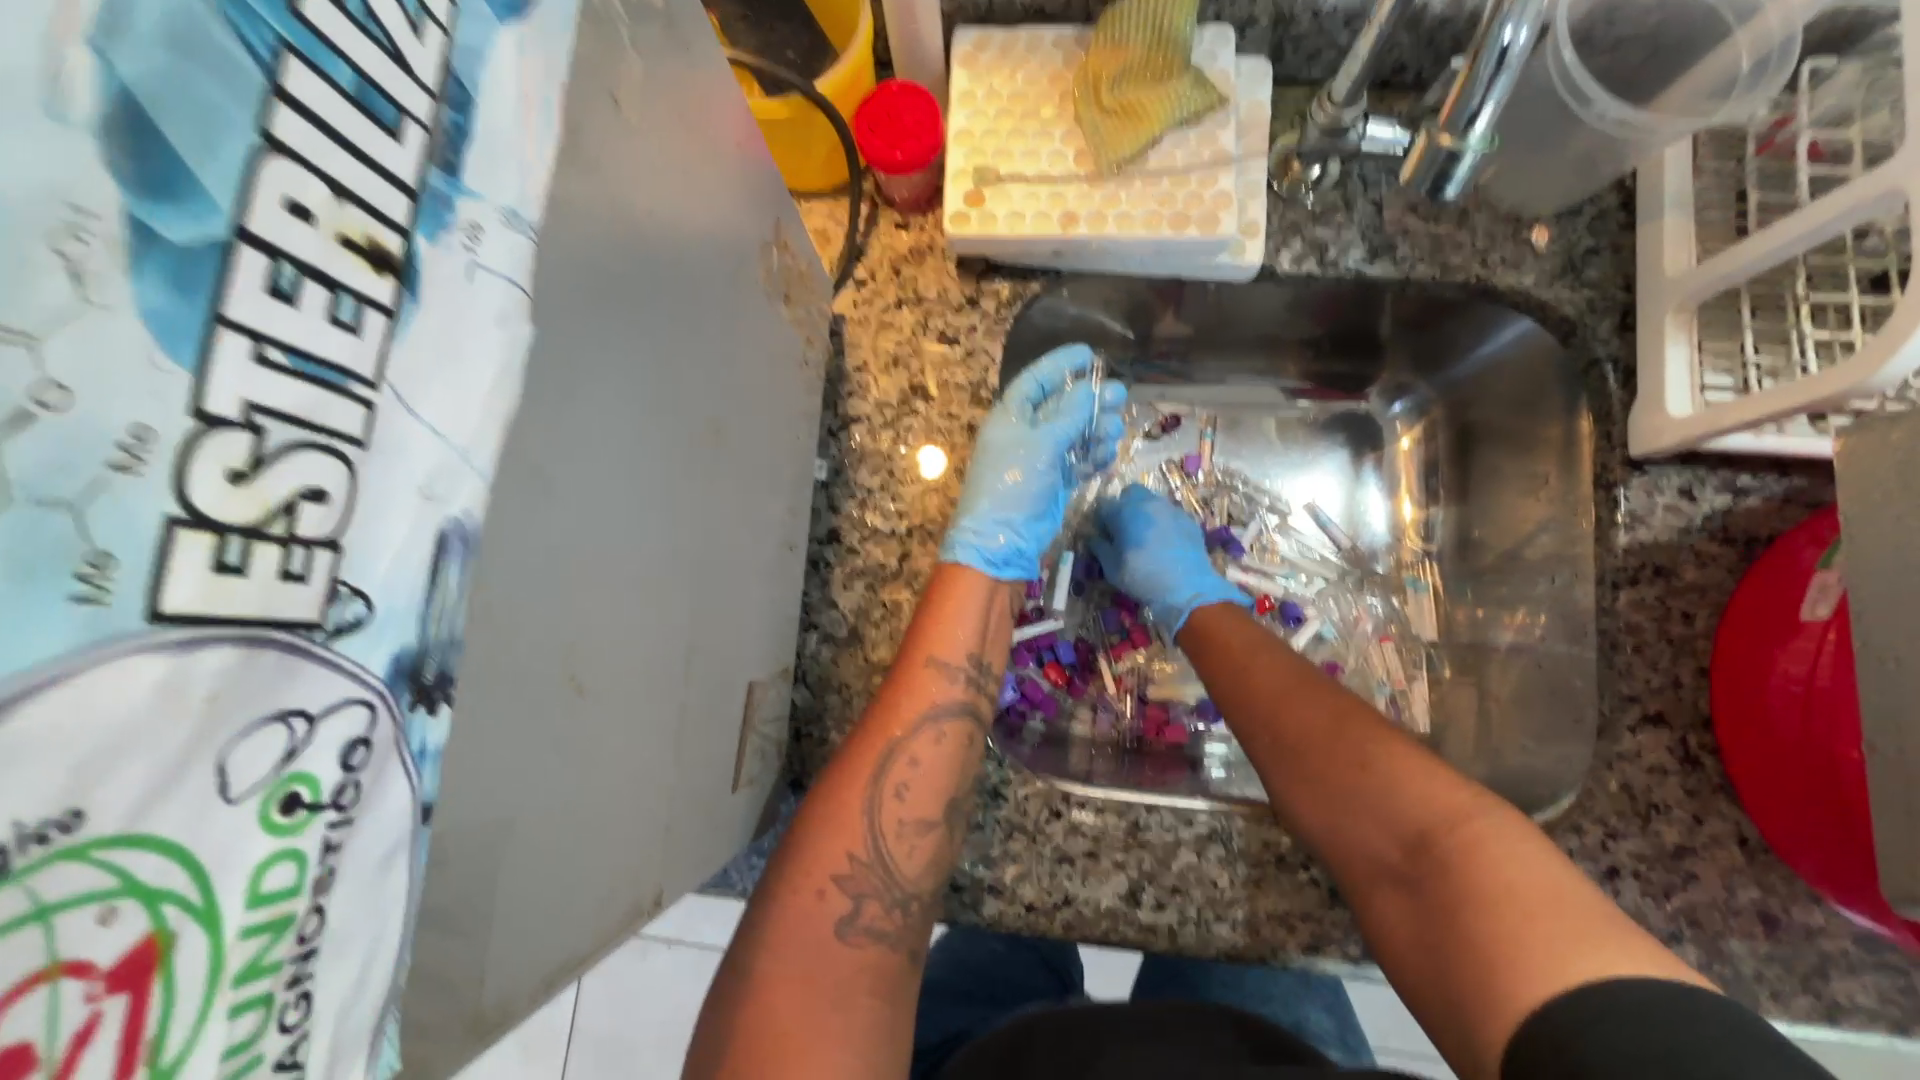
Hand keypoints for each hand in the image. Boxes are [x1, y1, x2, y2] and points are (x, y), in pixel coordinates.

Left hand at [939, 344, 1127, 580]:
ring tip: (1113, 432)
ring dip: (1096, 430)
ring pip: (1076, 433)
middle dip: (1091, 401)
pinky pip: (1079, 459)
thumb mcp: (1041, 445)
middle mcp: (1026, 432)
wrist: (1002, 540)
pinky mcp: (1054, 481)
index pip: (1037, 380)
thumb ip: (1068, 416)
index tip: (1090, 354)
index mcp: (1011, 416)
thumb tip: (1089, 389)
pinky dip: (1093, 457)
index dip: (1061, 364)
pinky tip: (1105, 458)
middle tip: (1120, 396)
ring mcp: (1041, 458)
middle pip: (1063, 406)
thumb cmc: (1013, 485)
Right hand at [1089, 484, 1248, 634]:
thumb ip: (1099, 548)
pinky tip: (1166, 542)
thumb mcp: (1111, 568)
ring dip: (1145, 512)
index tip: (1104, 535)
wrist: (1188, 589)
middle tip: (1125, 528)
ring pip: (1152, 500)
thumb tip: (1093, 537)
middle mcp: (1147, 503)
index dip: (1101, 520)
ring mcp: (1171, 509)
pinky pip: (1170, 513)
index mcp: (1123, 512)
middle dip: (1124, 505)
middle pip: (1130, 492)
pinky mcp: (1188, 519)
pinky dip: (1164, 522)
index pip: (1103, 505)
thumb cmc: (1142, 578)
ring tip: (1146, 536)